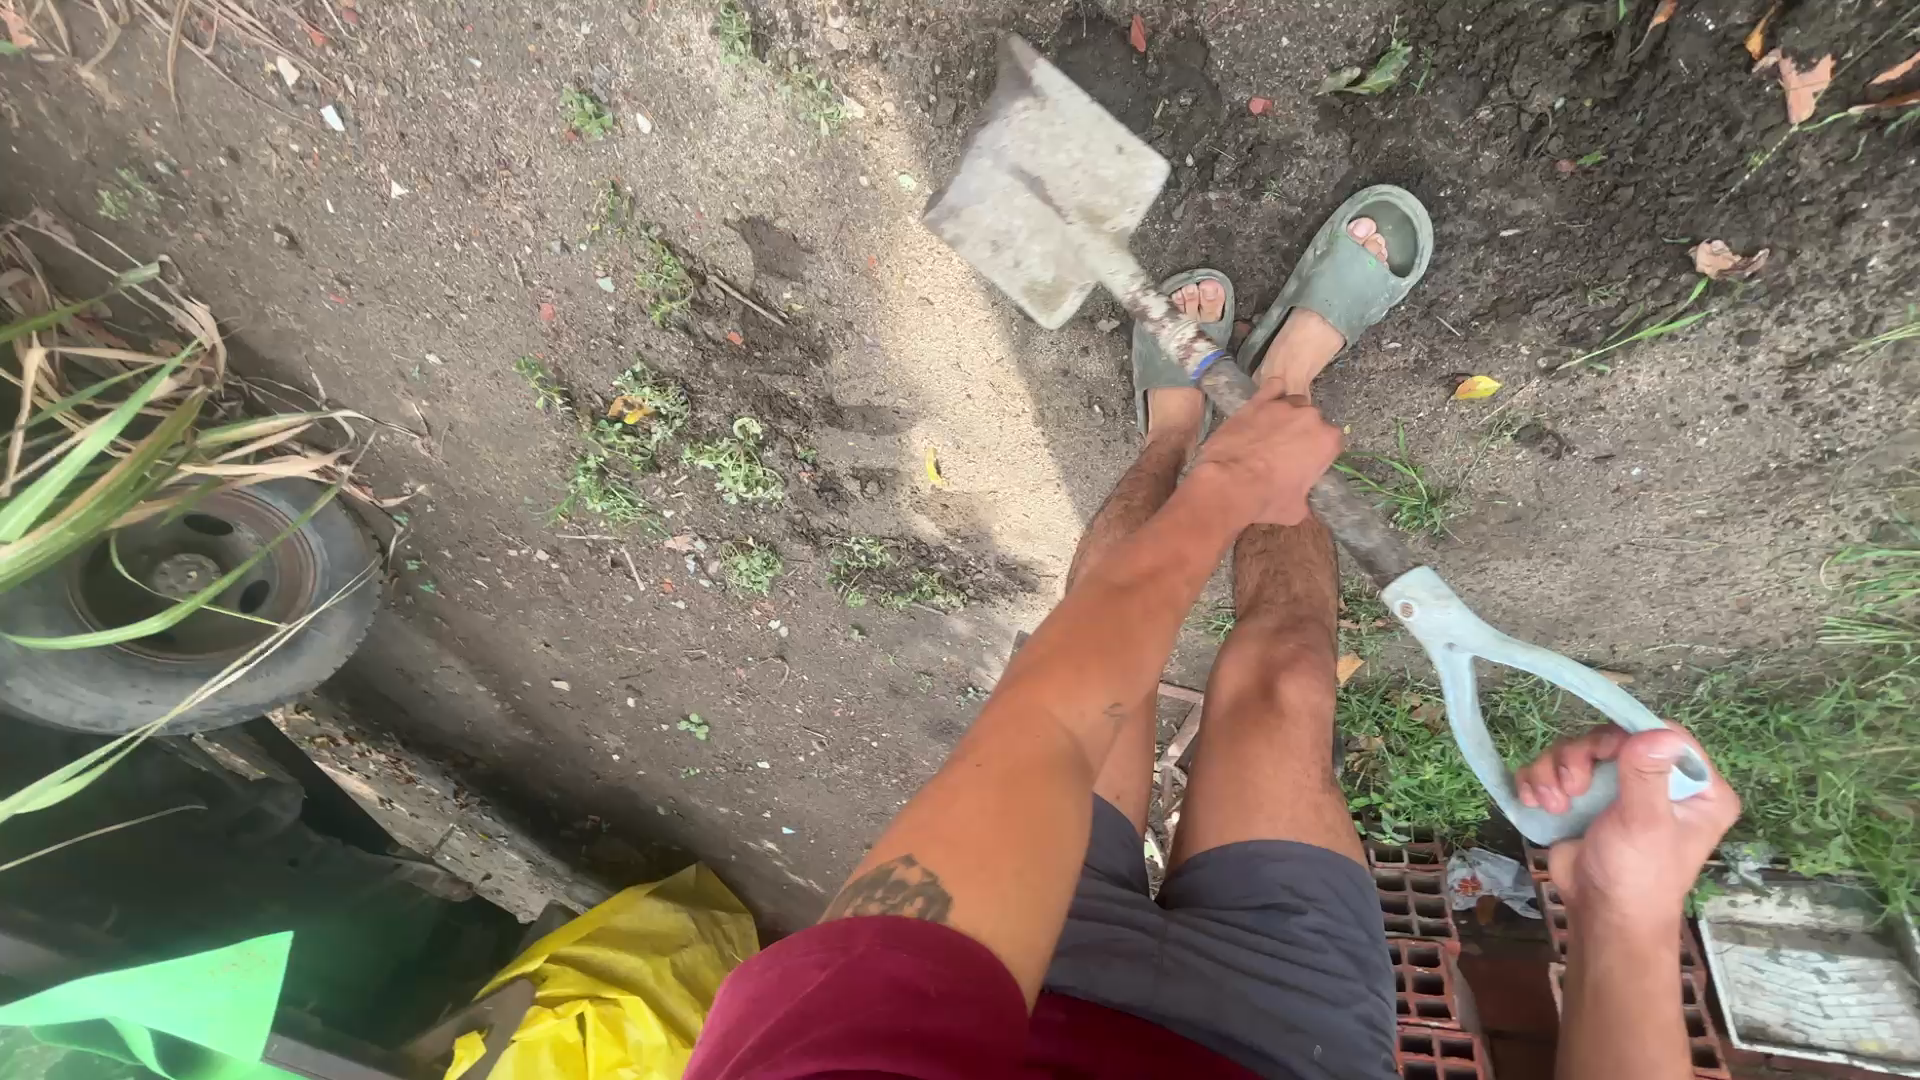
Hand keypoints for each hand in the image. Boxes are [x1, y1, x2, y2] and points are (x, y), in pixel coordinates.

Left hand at [1188, 382, 1341, 526]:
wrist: (1229, 483)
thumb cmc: (1266, 499)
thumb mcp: (1296, 510)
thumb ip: (1306, 500)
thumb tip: (1304, 507)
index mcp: (1327, 441)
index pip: (1332, 441)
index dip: (1318, 452)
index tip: (1304, 463)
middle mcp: (1310, 417)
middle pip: (1312, 420)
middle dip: (1301, 433)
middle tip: (1282, 452)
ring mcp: (1282, 406)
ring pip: (1293, 403)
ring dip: (1286, 415)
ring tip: (1269, 432)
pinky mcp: (1256, 402)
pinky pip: (1272, 387)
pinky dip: (1272, 393)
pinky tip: (1265, 404)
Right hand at [1515, 726, 1739, 932]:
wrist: (1600, 910)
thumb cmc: (1638, 874)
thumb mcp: (1644, 823)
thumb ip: (1646, 776)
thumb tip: (1658, 732)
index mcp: (1694, 789)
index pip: (1666, 736)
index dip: (1630, 735)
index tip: (1603, 752)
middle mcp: (1656, 782)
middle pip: (1608, 739)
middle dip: (1577, 759)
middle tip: (1570, 787)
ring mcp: (1614, 788)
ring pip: (1572, 751)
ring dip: (1551, 773)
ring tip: (1551, 804)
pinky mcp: (1580, 797)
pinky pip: (1549, 768)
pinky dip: (1536, 781)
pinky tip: (1535, 803)